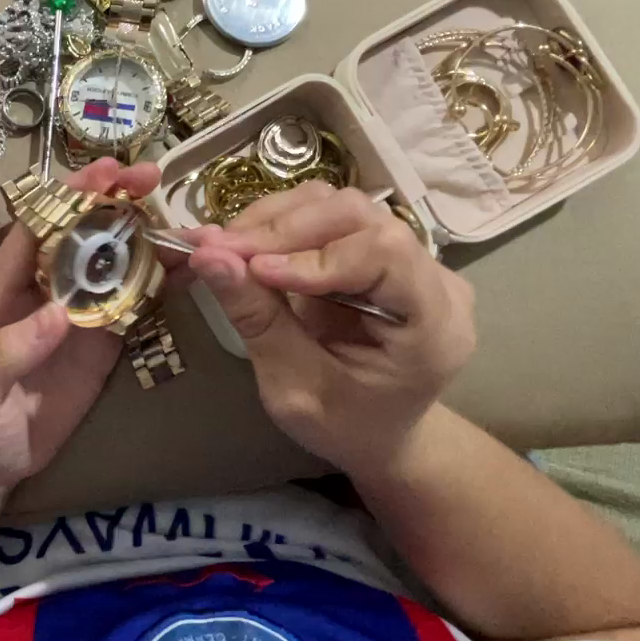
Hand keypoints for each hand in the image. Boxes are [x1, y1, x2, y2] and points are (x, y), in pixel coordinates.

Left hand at [0, 158, 162, 496]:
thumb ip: (9, 352)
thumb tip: (57, 314)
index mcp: (5, 291)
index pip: (37, 230)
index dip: (68, 197)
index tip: (103, 172)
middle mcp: (44, 292)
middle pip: (81, 236)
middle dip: (113, 203)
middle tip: (152, 178)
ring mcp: (77, 317)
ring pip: (113, 265)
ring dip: (145, 239)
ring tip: (184, 221)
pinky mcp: (101, 345)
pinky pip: (132, 308)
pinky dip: (160, 287)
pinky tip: (190, 271)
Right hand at [186, 183, 474, 475]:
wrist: (377, 435)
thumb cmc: (342, 424)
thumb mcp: (292, 387)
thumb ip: (257, 320)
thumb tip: (207, 257)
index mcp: (431, 325)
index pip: (384, 253)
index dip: (314, 253)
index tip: (253, 270)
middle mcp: (432, 278)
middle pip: (358, 216)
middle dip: (282, 228)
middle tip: (219, 251)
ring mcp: (409, 258)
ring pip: (337, 205)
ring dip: (274, 220)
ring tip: (226, 248)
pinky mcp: (377, 250)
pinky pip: (328, 218)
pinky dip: (278, 224)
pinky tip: (246, 247)